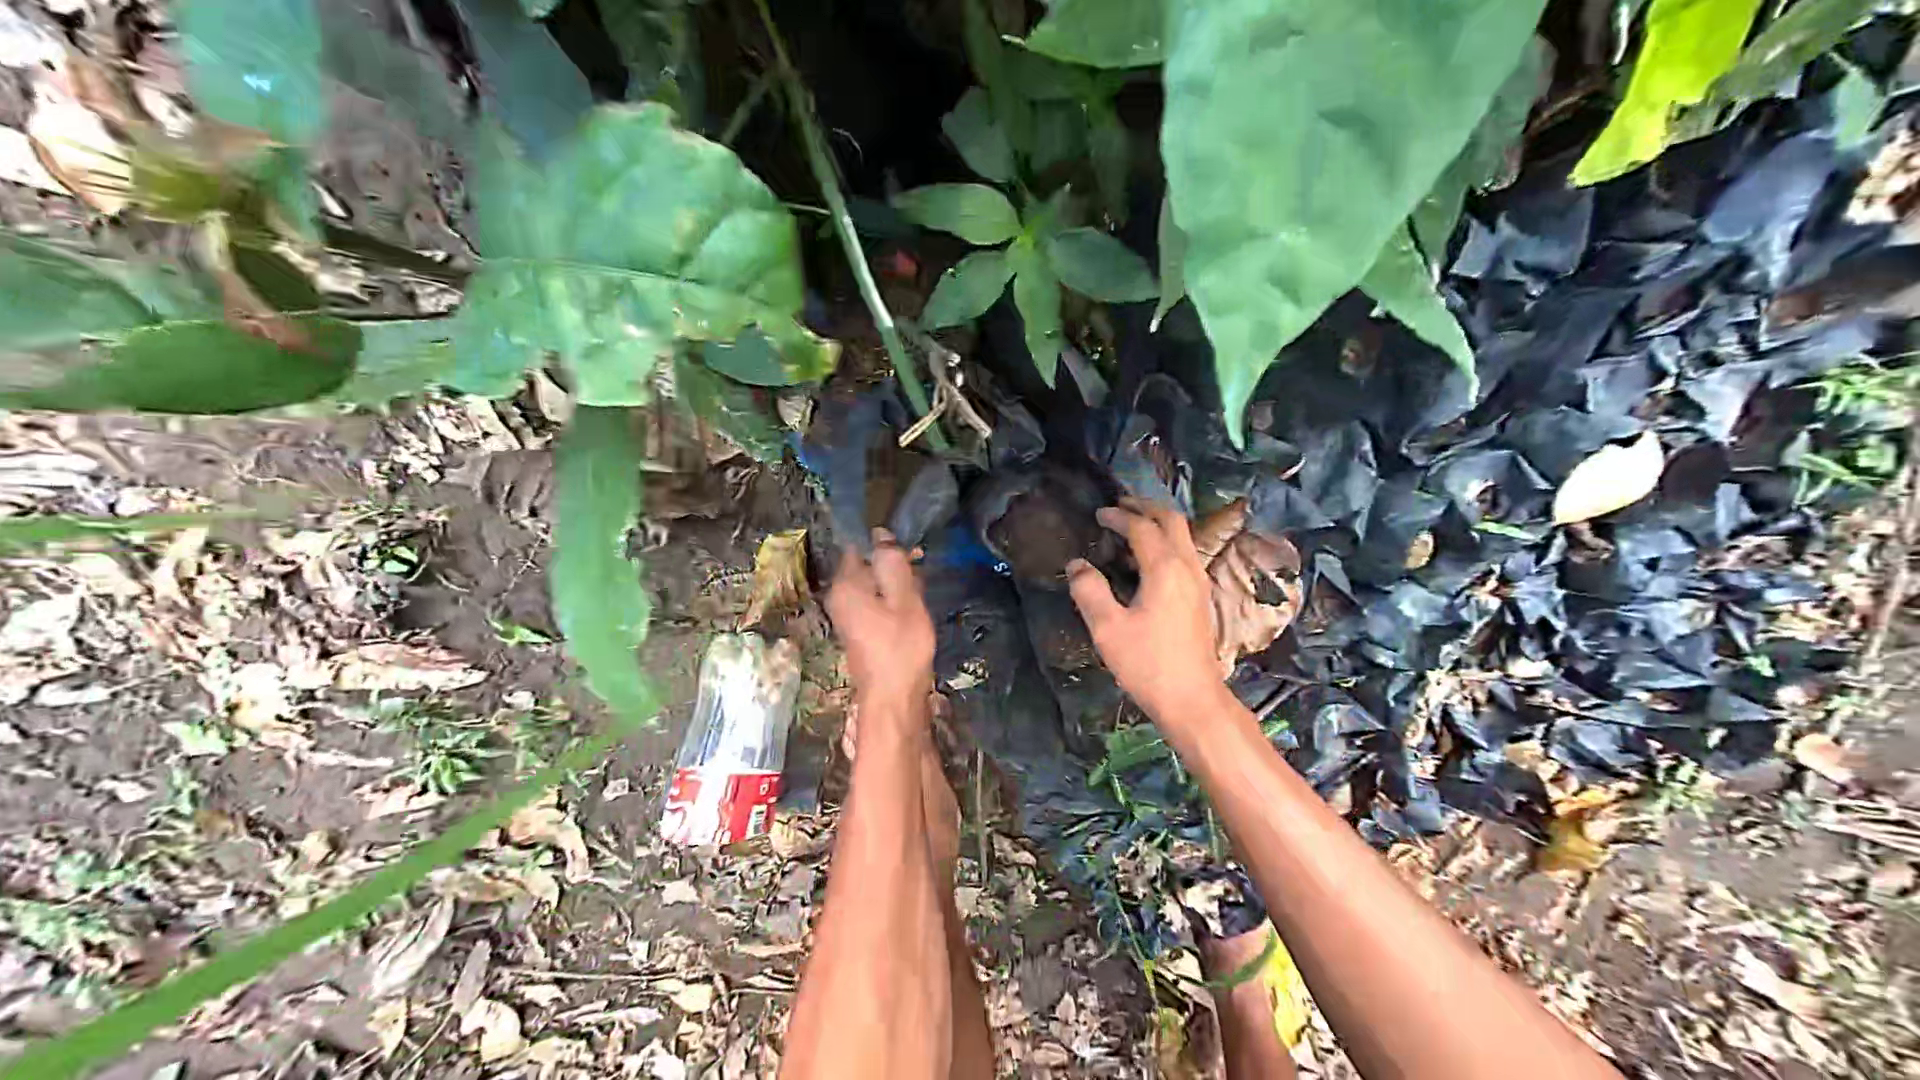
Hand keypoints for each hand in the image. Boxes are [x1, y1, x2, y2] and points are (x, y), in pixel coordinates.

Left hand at [826, 528, 936, 720]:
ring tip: (918, 593)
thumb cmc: (901, 647)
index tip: (910, 551)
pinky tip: (911, 610)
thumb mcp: (904, 599)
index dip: (885, 544)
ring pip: (873, 585)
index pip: (860, 546)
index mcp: (845, 585)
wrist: (893, 698)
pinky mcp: (859, 629)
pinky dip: (893, 601)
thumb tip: (880, 534)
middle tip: (919, 576)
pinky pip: (875, 602)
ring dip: (895, 585)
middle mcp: (839, 597)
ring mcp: (847, 614)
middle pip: (866, 566)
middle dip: (892, 565)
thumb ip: (892, 563)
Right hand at [1066, 499, 1225, 724]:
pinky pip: (1184, 554)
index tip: (1098, 514)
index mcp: (1165, 569)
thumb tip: (1077, 565)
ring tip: (1131, 527)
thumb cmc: (1147, 663)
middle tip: (1120, 506)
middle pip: (1172, 521)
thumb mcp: (1107, 628)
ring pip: (1183, 537)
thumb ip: (1089, 590)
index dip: (1119, 516)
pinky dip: (1165, 543)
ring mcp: (1199, 583)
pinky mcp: (1200, 598)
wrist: (1192, 699)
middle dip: (1145, 508)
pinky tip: (1146, 561)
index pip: (1142, 528)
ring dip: (1157, 525)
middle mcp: (1187, 568)